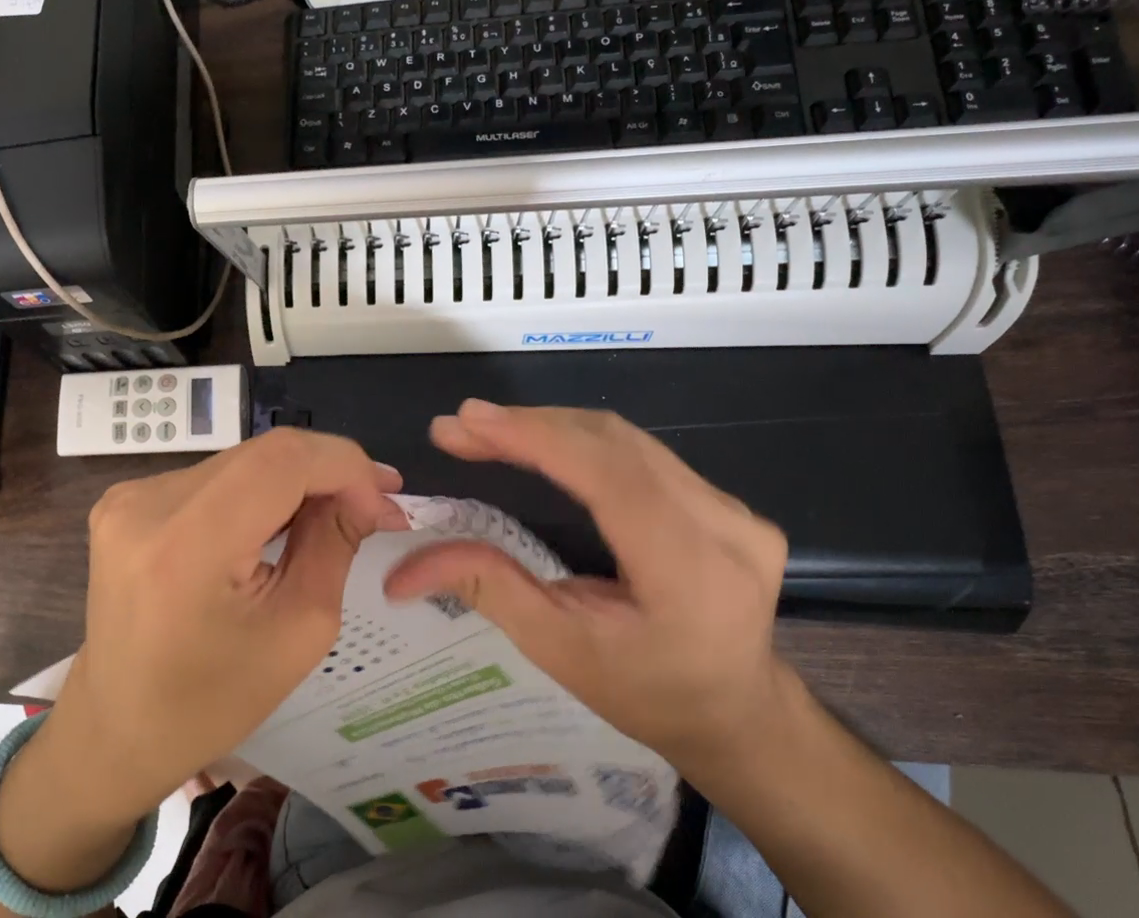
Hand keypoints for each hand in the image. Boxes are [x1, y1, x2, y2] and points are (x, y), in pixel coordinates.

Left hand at [37, 428, 405, 820]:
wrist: (118, 725)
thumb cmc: (210, 702)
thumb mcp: (296, 632)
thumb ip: (333, 545)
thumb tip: (367, 494)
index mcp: (186, 543)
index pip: (281, 459)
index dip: (344, 465)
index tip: (384, 500)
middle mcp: (146, 502)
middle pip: (259, 455)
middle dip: (324, 474)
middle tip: (370, 509)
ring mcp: (126, 497)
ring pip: (237, 463)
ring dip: (288, 484)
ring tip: (326, 522)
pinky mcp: (120, 501)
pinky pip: (207, 480)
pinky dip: (249, 495)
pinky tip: (268, 530)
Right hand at [384, 400, 789, 767]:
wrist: (735, 715)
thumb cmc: (644, 693)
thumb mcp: (558, 650)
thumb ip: (489, 589)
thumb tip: (403, 568)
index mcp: (692, 573)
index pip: (611, 478)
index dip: (537, 439)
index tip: (467, 422)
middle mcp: (725, 528)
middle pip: (616, 445)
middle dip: (531, 426)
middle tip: (460, 426)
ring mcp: (734, 510)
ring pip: (629, 440)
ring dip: (552, 426)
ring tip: (485, 429)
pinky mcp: (727, 503)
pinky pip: (643, 452)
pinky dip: (581, 441)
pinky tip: (539, 443)